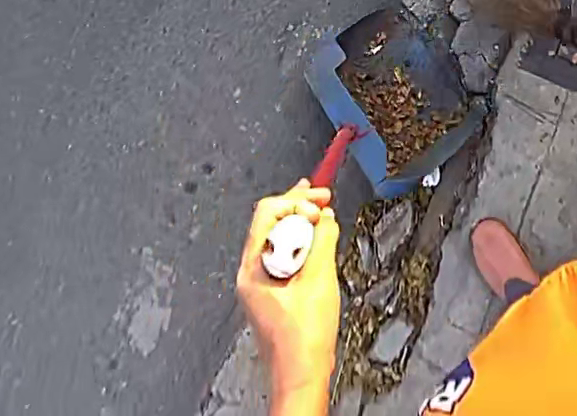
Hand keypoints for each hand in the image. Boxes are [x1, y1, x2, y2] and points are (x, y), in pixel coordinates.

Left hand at [236, 180, 340, 400]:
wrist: (302, 380)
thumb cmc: (304, 340)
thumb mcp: (319, 280)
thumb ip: (323, 241)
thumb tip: (326, 217)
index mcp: (253, 266)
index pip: (267, 212)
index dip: (295, 201)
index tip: (319, 200)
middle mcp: (251, 270)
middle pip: (270, 221)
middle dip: (297, 205)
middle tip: (321, 196)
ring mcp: (260, 280)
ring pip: (277, 236)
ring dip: (299, 222)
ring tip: (320, 212)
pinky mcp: (271, 290)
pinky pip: (282, 253)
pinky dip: (299, 241)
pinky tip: (315, 239)